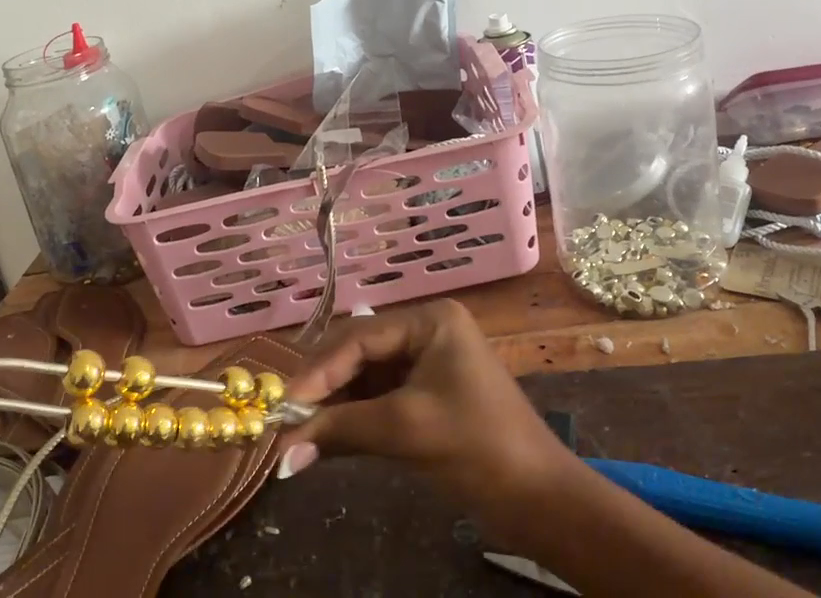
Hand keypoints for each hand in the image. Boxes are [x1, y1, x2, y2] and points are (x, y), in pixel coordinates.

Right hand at [275, 300, 567, 504]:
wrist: (539, 499)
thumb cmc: (478, 447)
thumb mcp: (406, 430)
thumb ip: (341, 430)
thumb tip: (282, 452)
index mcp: (430, 321)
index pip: (359, 337)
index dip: (317, 370)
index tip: (284, 402)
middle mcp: (425, 333)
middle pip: (357, 354)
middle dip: (322, 389)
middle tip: (283, 418)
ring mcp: (425, 366)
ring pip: (363, 380)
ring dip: (332, 408)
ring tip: (296, 435)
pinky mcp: (424, 398)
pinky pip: (376, 402)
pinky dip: (351, 422)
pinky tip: (321, 442)